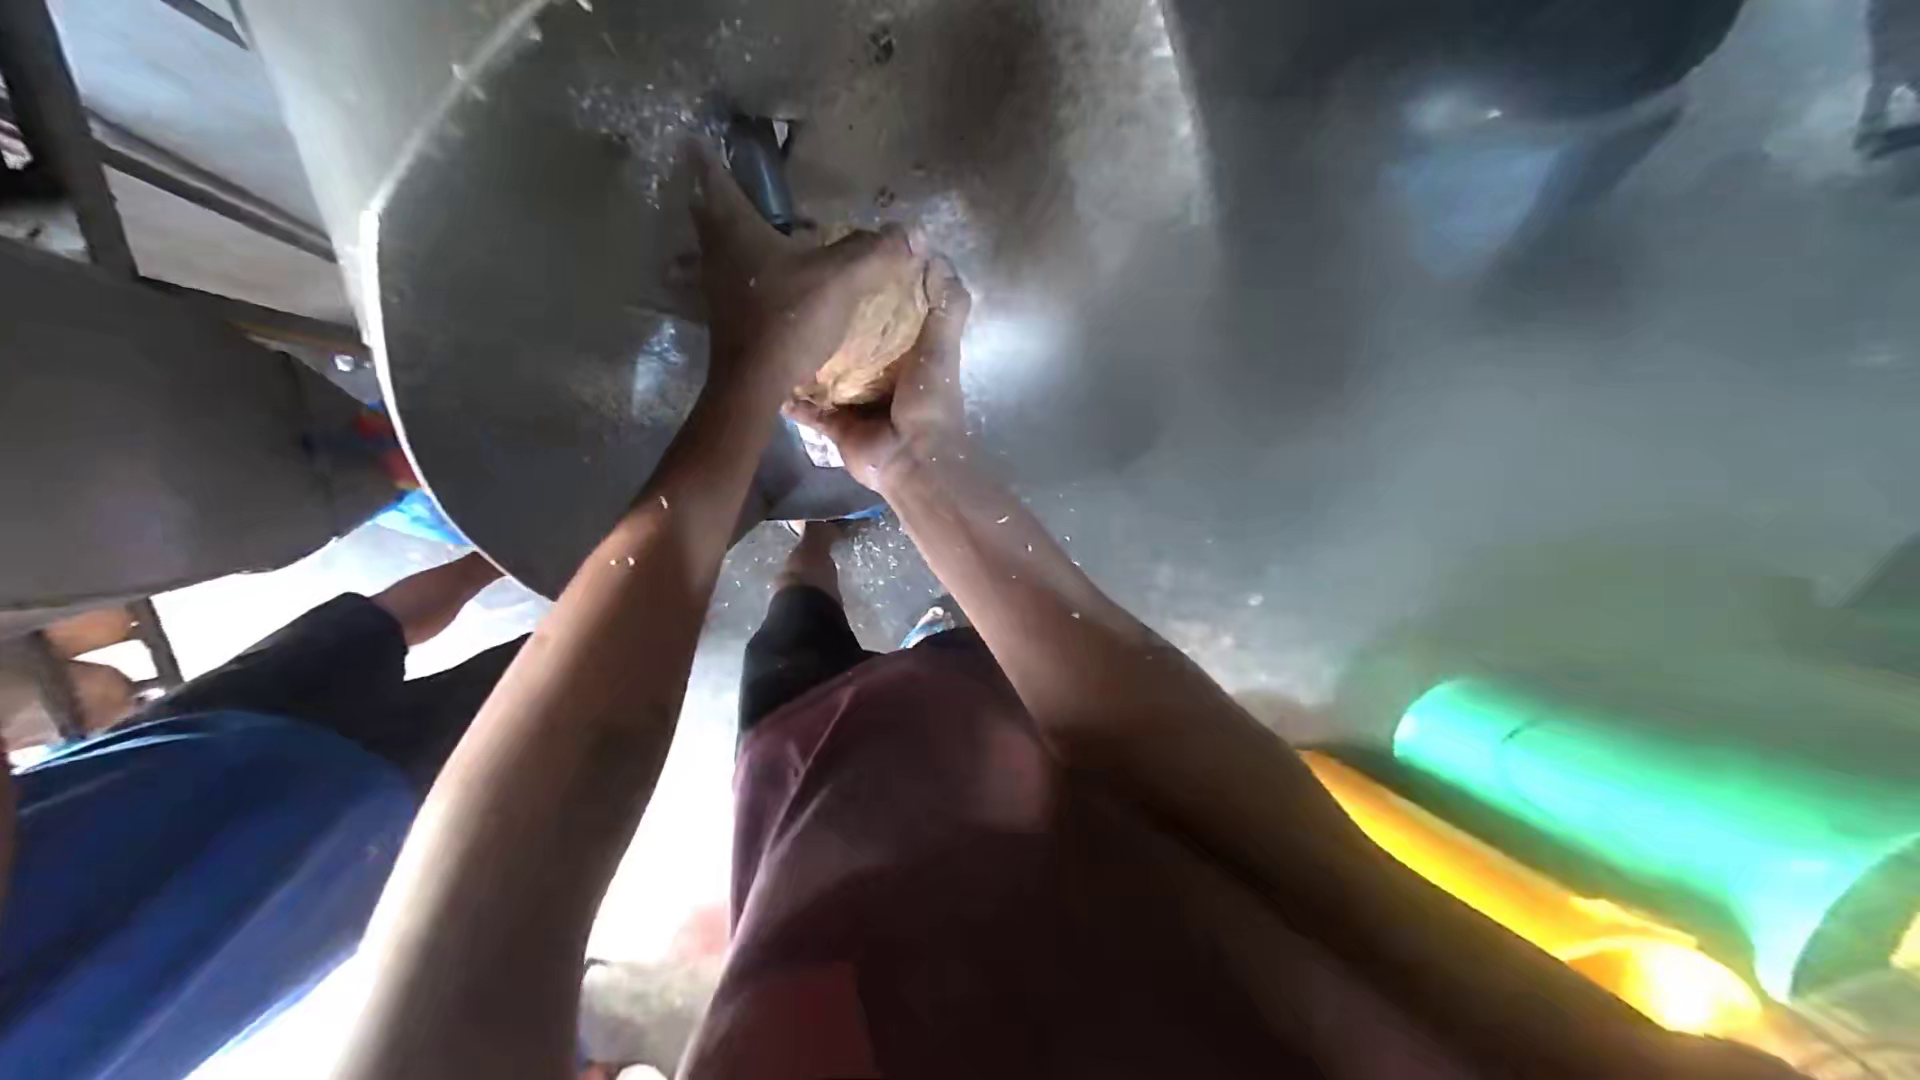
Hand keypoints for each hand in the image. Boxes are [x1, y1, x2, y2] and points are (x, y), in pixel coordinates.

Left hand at [691, 149, 915, 402]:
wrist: (754, 384)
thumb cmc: (790, 320)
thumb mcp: (841, 281)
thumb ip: (875, 253)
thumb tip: (915, 233)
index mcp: (734, 226)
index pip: (711, 172)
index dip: (711, 151)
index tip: (711, 135)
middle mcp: (715, 249)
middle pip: (708, 206)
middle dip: (719, 189)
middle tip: (740, 179)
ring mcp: (714, 284)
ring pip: (715, 244)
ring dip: (729, 230)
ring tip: (754, 223)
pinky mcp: (723, 313)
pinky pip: (727, 276)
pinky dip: (739, 267)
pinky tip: (760, 275)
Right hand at [784, 257, 971, 490]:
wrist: (912, 460)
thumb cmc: (929, 401)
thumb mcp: (942, 346)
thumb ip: (945, 304)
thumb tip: (932, 252)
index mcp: (908, 354)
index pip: (887, 313)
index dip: (870, 290)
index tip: (842, 260)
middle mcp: (881, 375)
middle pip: (851, 342)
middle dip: (829, 322)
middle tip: (795, 291)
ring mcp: (856, 401)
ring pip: (825, 372)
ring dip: (805, 356)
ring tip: (773, 326)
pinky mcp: (836, 425)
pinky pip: (808, 407)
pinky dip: (790, 396)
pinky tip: (765, 374)